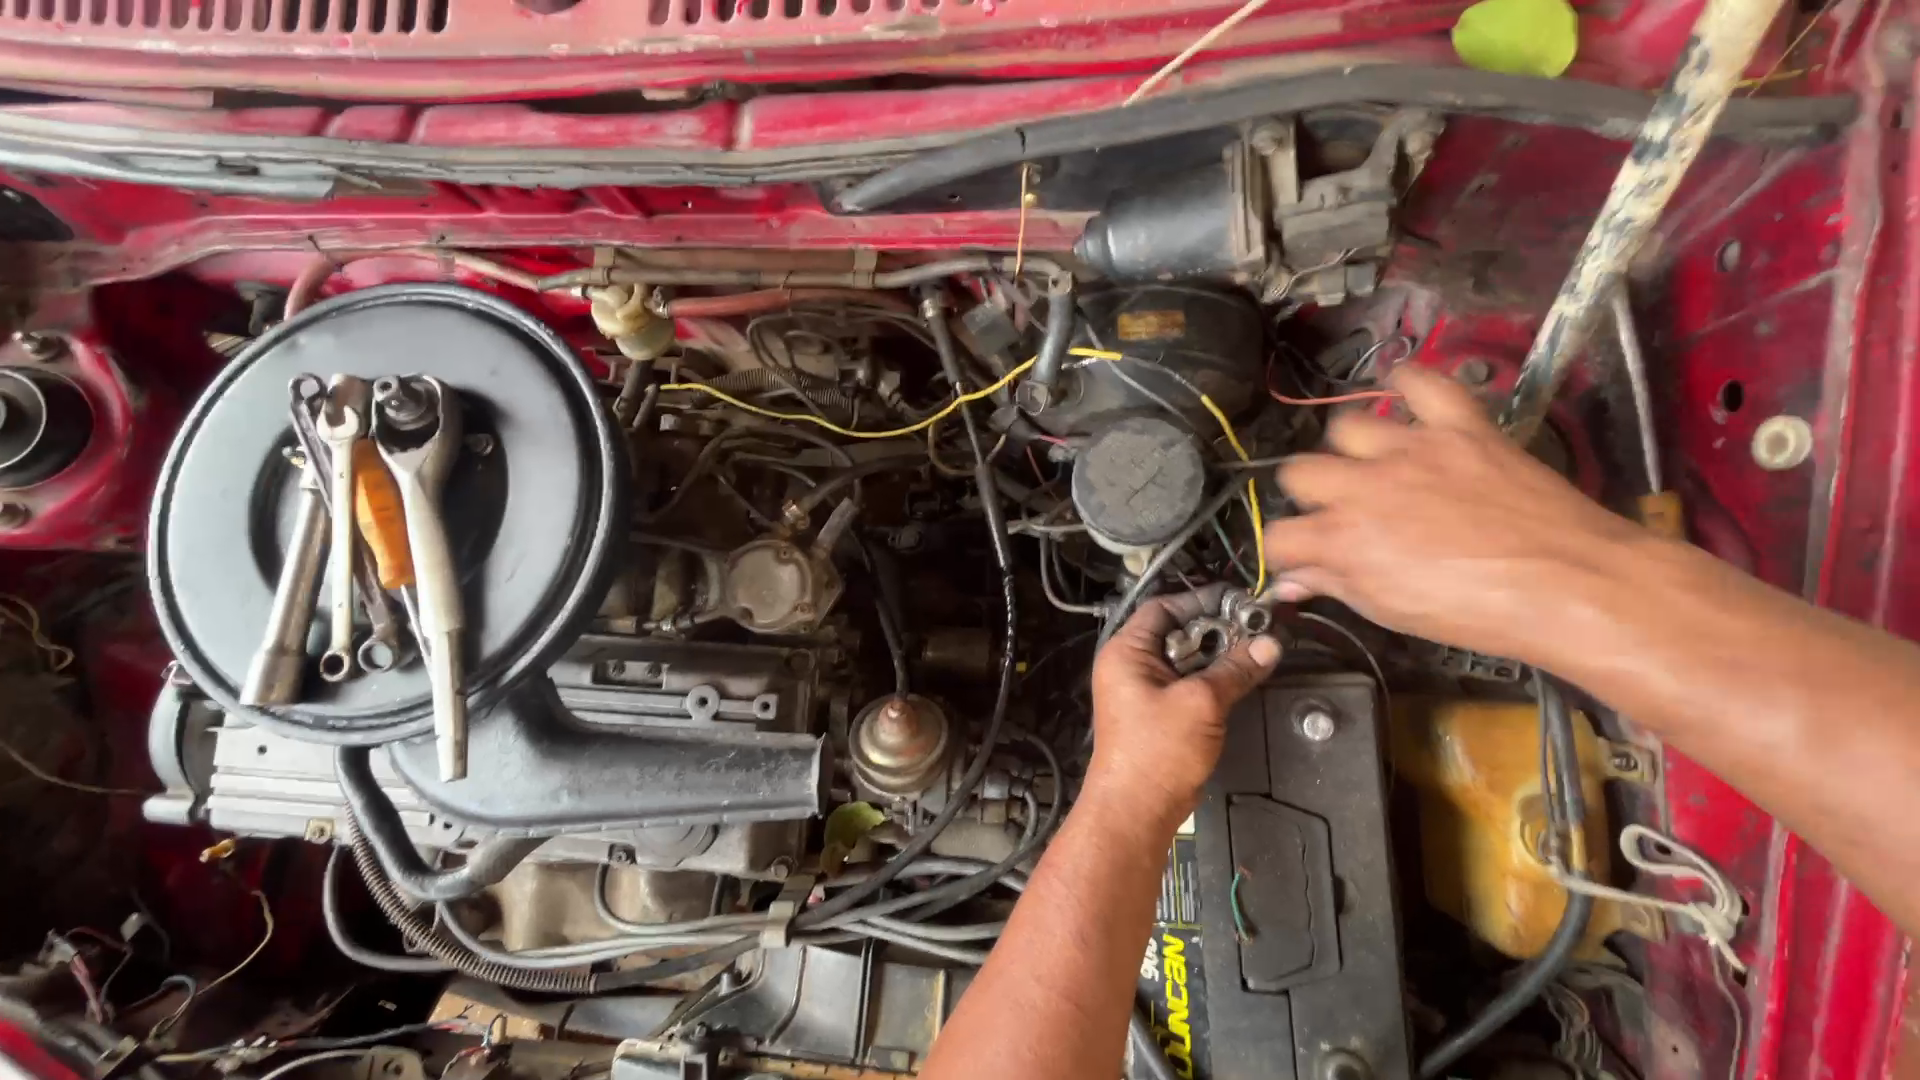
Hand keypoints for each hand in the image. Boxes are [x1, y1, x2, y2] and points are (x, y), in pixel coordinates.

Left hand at [1088, 588, 1282, 822]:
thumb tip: (1269, 645)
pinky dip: (1211, 679)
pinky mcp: (1157, 713)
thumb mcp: (1201, 703)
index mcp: (1126, 651)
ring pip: (1184, 660)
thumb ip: (1235, 670)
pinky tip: (1240, 678)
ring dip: (1217, 656)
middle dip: (1215, 629)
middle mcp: (1129, 665)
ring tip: (1254, 650)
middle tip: (1253, 628)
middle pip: (1175, 632)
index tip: (1238, 602)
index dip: (1199, 601)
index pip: (1162, 608)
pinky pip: (1185, 684)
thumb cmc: (1158, 749)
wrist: (1137, 808)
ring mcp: (1142, 690)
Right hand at [1263, 365, 1652, 662]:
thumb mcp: (1390, 610)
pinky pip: (1423, 384)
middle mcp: (1363, 487)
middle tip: (1337, 511)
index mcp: (1342, 539)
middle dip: (1308, 494)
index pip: (1280, 536)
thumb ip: (1332, 586)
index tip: (1299, 558)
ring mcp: (1411, 449)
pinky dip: (1408, 382)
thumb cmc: (1477, 612)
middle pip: (1299, 473)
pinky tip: (1401, 388)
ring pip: (1347, 428)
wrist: (1572, 584)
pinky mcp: (1460, 427)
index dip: (1284, 551)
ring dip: (1350, 449)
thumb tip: (1290, 583)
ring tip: (1371, 464)